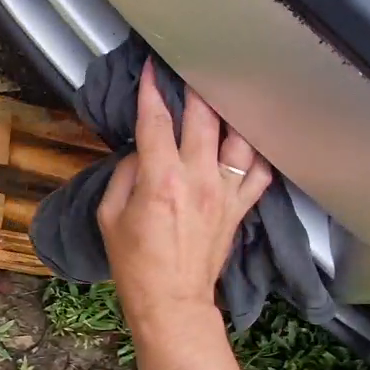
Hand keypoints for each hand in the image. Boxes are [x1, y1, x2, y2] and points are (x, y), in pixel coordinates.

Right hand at [98, 60, 272, 329]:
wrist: (171, 301)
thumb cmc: (134, 264)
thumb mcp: (110, 217)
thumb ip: (123, 177)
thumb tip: (139, 154)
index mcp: (160, 179)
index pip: (156, 121)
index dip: (151, 91)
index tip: (150, 70)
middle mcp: (197, 179)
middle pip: (203, 118)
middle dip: (195, 89)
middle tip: (191, 69)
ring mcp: (224, 192)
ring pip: (237, 138)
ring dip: (229, 114)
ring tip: (224, 97)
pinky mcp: (239, 208)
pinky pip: (259, 173)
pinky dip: (255, 153)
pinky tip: (246, 144)